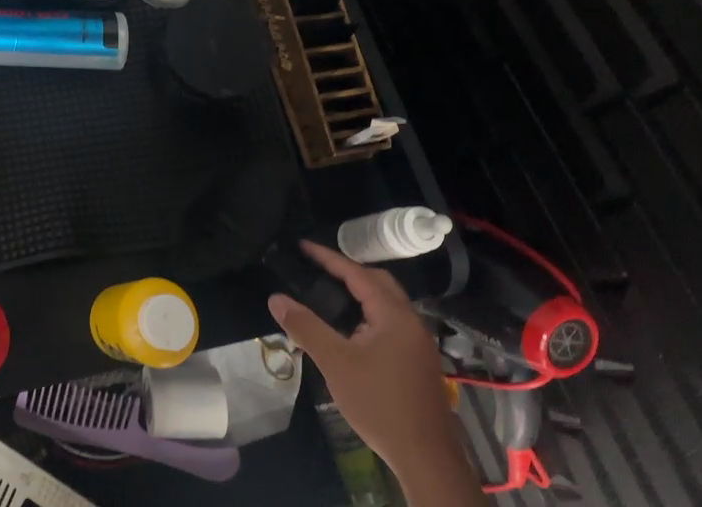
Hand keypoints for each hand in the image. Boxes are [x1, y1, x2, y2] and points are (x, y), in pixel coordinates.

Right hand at [268, 242, 461, 478]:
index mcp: (394, 315)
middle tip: (317, 268)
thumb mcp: (335, 362)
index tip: (303, 246)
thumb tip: (276, 298)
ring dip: (360, 294)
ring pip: (387, 305)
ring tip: (329, 294)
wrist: (424, 455)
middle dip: (348, 272)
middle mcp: (411, 322)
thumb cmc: (379, 403)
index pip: (358, 274)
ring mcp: (418, 344)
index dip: (329, 258)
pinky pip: (390, 323)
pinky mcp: (417, 363)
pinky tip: (350, 330)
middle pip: (379, 283)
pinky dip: (368, 315)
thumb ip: (305, 326)